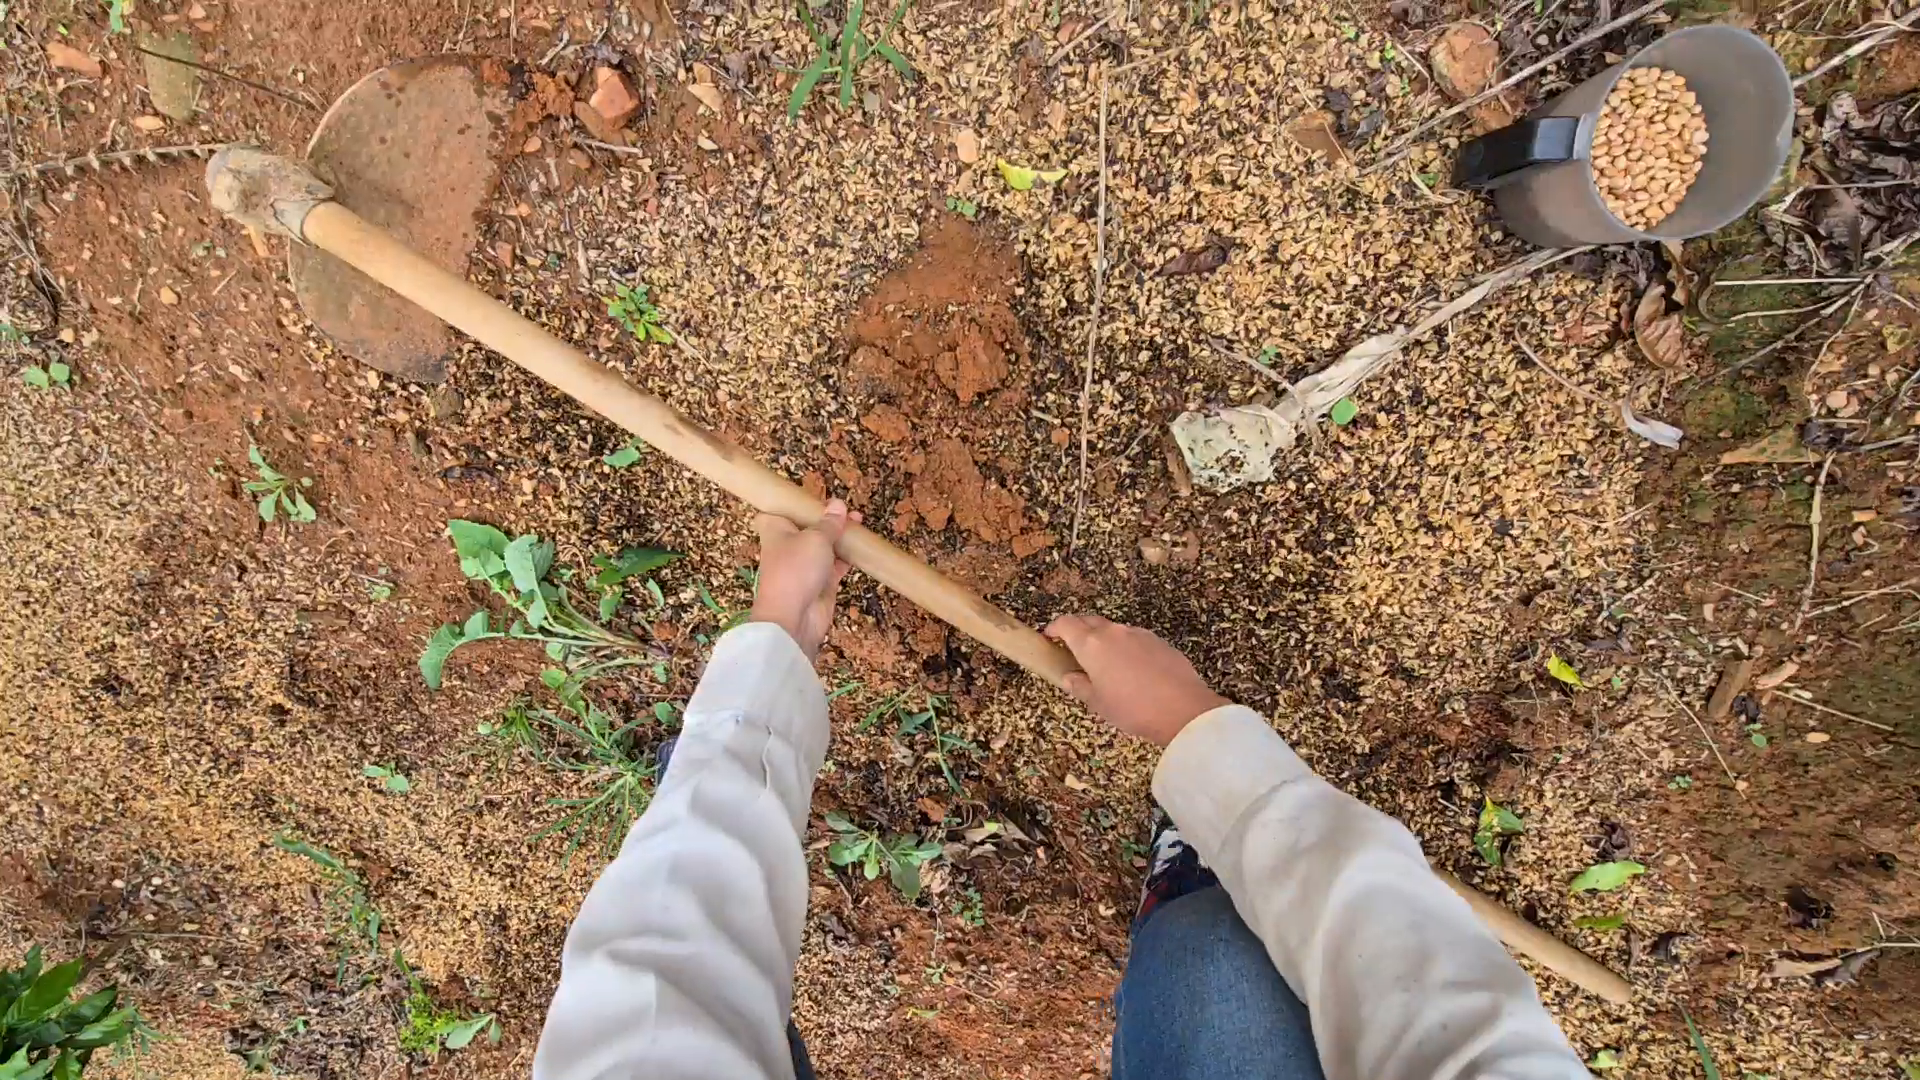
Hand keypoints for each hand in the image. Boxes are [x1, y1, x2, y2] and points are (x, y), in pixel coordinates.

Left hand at [749, 499, 860, 658]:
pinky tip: (861, 547)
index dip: (791, 506)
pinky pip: (836, 564)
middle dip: (825, 519)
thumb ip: (829, 523)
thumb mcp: (815, 538)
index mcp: (776, 530)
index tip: (809, 499)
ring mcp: (805, 566)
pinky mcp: (821, 582)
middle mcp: (788, 546)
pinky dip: (847, 556)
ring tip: (858, 522)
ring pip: (824, 545)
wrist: (794, 618)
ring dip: (840, 536)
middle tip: (846, 510)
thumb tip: (838, 505)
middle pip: (806, 528)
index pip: (777, 513)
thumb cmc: (795, 570)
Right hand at [1043, 614, 1228, 745]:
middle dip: (1077, 631)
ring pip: (1113, 630)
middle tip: (1072, 650)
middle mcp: (1113, 632)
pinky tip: (1133, 670)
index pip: (1066, 623)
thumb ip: (1079, 686)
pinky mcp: (1158, 641)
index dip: (1054, 628)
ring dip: (1103, 640)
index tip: (1050, 638)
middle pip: (1088, 621)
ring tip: (1105, 664)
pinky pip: (1134, 639)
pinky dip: (1126, 647)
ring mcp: (1138, 634)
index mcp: (1092, 644)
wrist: (1183, 710)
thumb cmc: (1133, 709)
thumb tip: (1069, 677)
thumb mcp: (1098, 704)